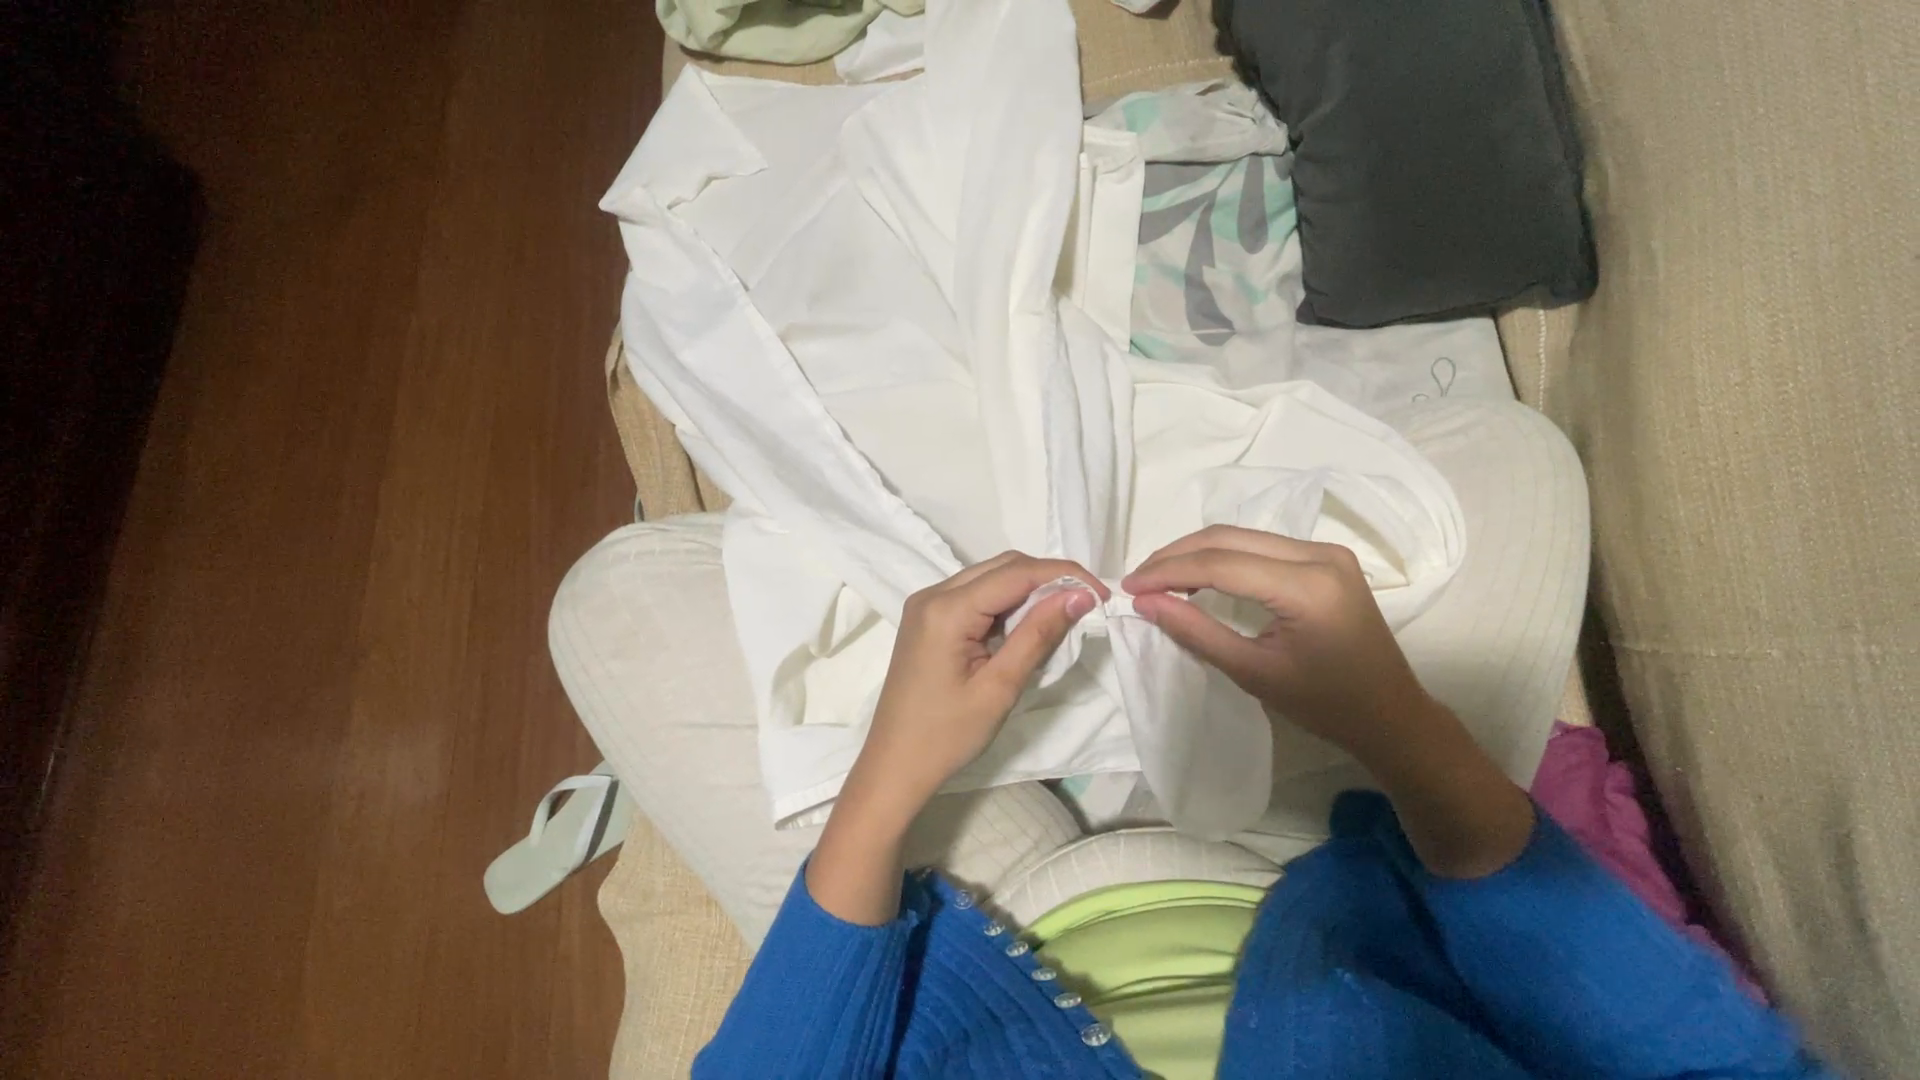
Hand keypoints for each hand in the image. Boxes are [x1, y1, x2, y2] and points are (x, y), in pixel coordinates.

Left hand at [859, 552, 1105, 807]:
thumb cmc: (947, 735)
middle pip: (1002, 567)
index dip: (1063, 575)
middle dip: (1048, 578)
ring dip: (1028, 590)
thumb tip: (1079, 595)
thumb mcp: (1000, 687)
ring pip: (989, 577)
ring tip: (1062, 616)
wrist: (895, 763)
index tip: (1102, 594)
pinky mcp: (928, 618)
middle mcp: (933, 594)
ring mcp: (927, 605)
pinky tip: (1026, 626)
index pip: (1016, 573)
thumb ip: (1038, 635)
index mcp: (946, 609)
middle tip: (1086, 605)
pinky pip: (975, 595)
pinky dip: (1006, 603)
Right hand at [1122, 524, 1534, 878]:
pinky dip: (1222, 556)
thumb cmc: (1324, 704)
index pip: (1221, 564)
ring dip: (1195, 553)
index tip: (1128, 588)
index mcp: (1308, 586)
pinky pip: (1260, 545)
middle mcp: (1320, 555)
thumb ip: (1195, 631)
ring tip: (1158, 578)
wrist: (1390, 714)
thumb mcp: (1253, 672)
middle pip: (1229, 538)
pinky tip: (1197, 575)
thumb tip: (1145, 603)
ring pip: (1242, 536)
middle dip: (1175, 556)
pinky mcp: (1325, 558)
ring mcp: (1326, 552)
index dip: (1168, 572)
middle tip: (1137, 580)